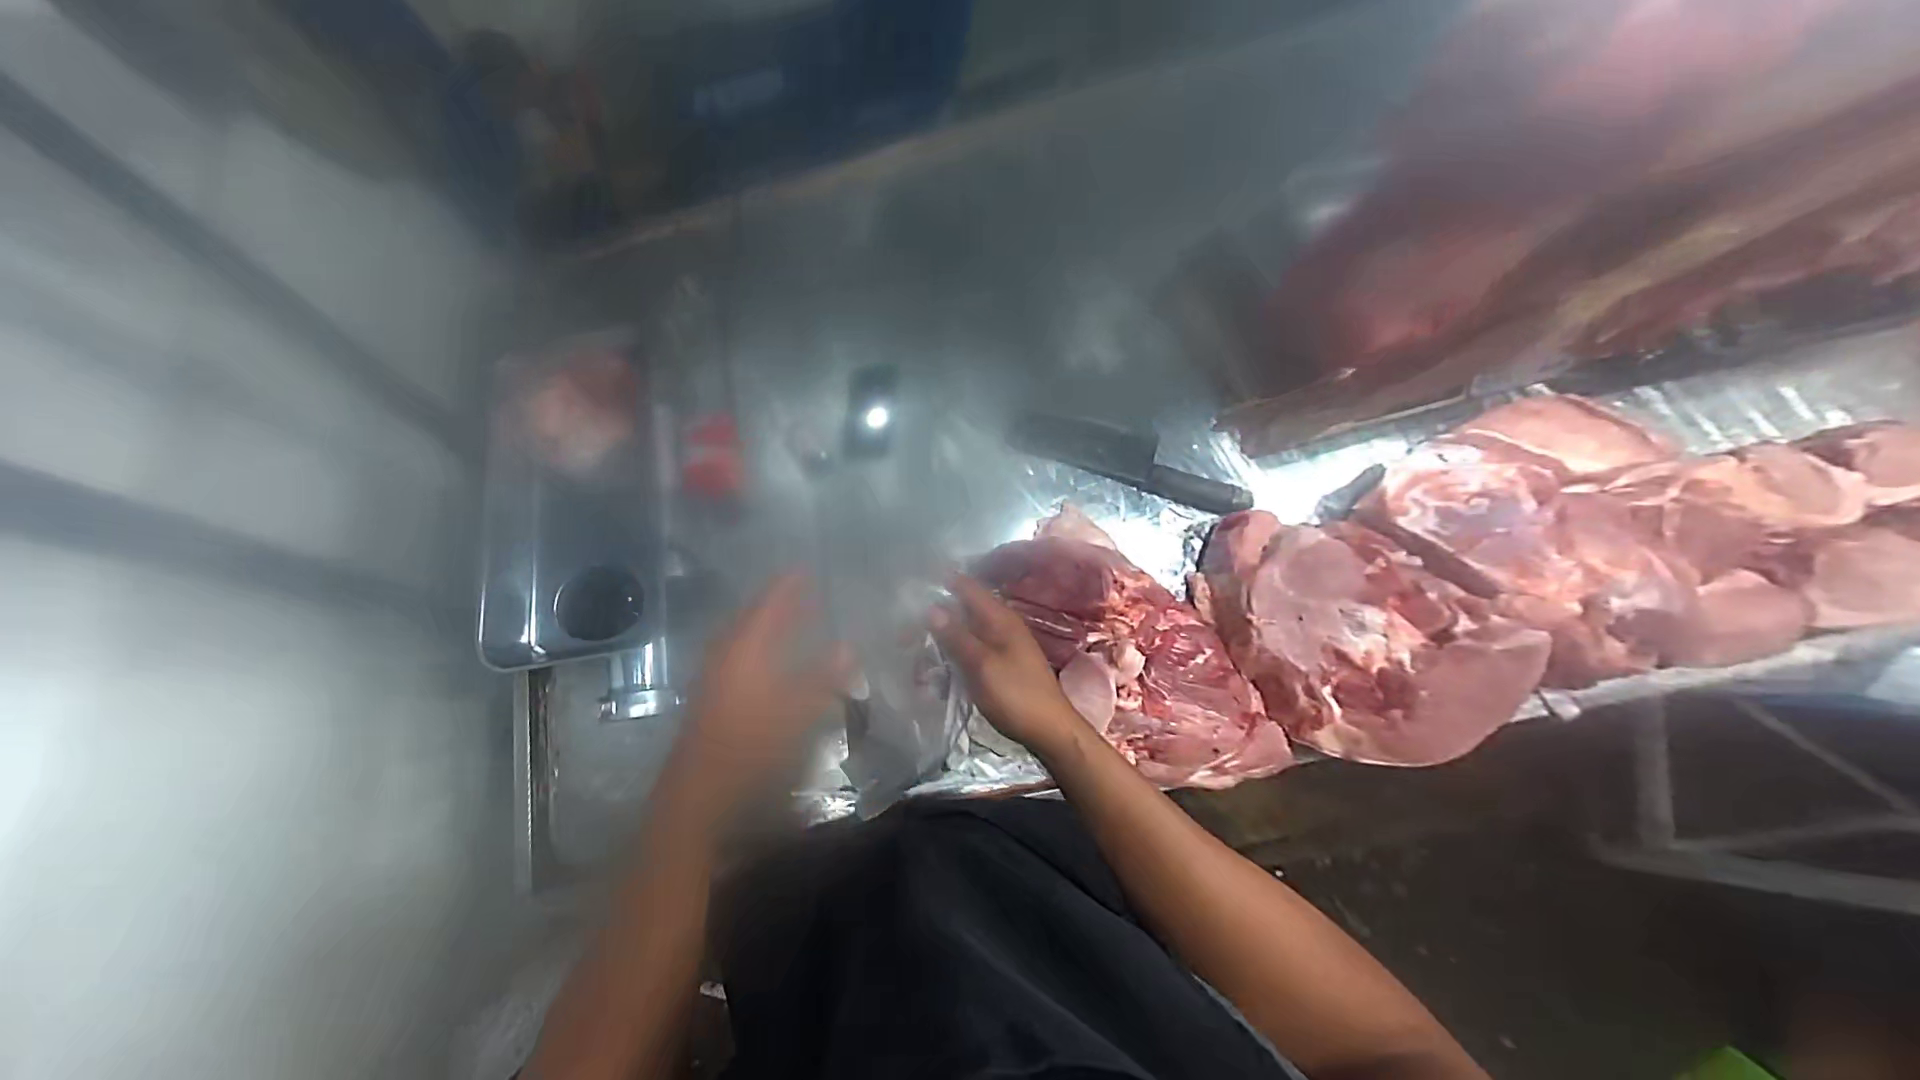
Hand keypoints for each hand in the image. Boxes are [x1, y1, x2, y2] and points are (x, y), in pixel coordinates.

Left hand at [674, 573, 852, 814]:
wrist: (698, 793)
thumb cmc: (751, 748)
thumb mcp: (797, 712)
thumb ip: (824, 677)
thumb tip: (849, 646)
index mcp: (746, 650)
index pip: (769, 606)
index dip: (788, 587)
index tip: (804, 568)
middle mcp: (726, 655)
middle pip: (752, 617)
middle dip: (777, 602)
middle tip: (802, 590)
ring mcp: (714, 676)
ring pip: (743, 636)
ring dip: (767, 624)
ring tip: (792, 618)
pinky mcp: (710, 696)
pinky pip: (738, 654)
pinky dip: (759, 645)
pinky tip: (773, 658)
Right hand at [930, 576, 1086, 757]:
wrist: (1050, 731)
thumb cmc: (1016, 695)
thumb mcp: (981, 665)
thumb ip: (956, 636)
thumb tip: (931, 607)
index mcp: (1000, 619)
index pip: (968, 587)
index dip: (942, 583)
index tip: (913, 587)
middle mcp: (1001, 626)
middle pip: (961, 613)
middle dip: (933, 622)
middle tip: (904, 638)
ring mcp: (1001, 647)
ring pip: (963, 636)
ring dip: (940, 647)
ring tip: (917, 666)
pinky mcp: (1000, 667)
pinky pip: (970, 656)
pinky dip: (952, 663)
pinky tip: (937, 683)